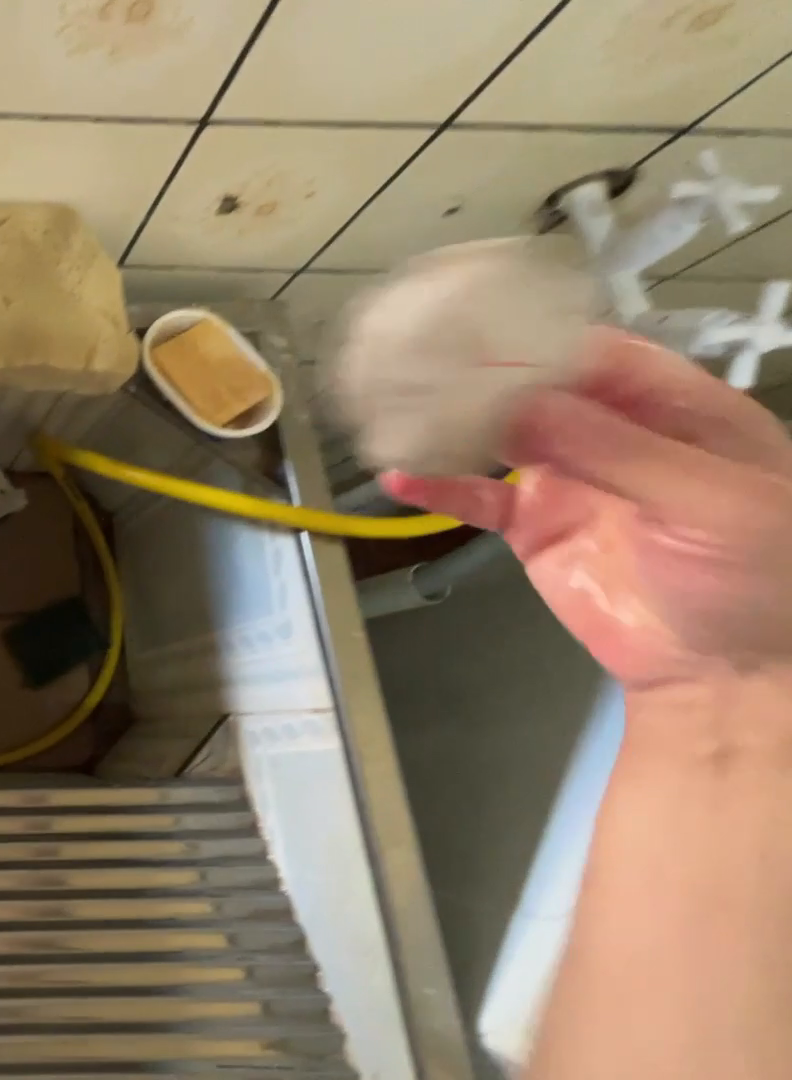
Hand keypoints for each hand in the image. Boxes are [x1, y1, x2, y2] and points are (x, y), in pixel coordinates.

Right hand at [383, 328, 791, 692]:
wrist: (723, 670)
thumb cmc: (756, 577)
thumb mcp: (705, 502)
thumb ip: (614, 450)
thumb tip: (516, 405)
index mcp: (681, 415)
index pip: (606, 359)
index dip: (546, 343)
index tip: (479, 334)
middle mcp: (620, 437)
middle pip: (542, 393)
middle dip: (486, 380)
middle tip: (419, 367)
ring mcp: (570, 481)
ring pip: (501, 439)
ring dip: (452, 427)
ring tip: (398, 412)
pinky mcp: (531, 525)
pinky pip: (475, 499)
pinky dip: (436, 488)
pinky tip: (399, 479)